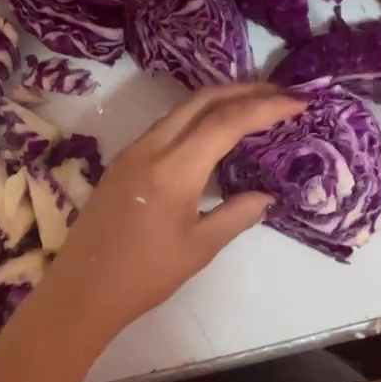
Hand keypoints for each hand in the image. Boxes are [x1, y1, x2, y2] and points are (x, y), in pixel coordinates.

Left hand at [28, 85, 304, 342]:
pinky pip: (166, 126)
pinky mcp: (123, 161)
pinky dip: (197, 118)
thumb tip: (265, 196)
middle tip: (280, 94)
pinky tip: (215, 134)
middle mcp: (150, 148)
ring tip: (254, 107)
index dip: (265, 107)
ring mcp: (132, 151)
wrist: (81, 290)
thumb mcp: (199, 249)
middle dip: (244, 91)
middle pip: (202, 100)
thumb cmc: (144, 276)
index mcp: (173, 169)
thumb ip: (236, 215)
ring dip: (219, 101)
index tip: (298, 103)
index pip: (226, 122)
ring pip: (181, 109)